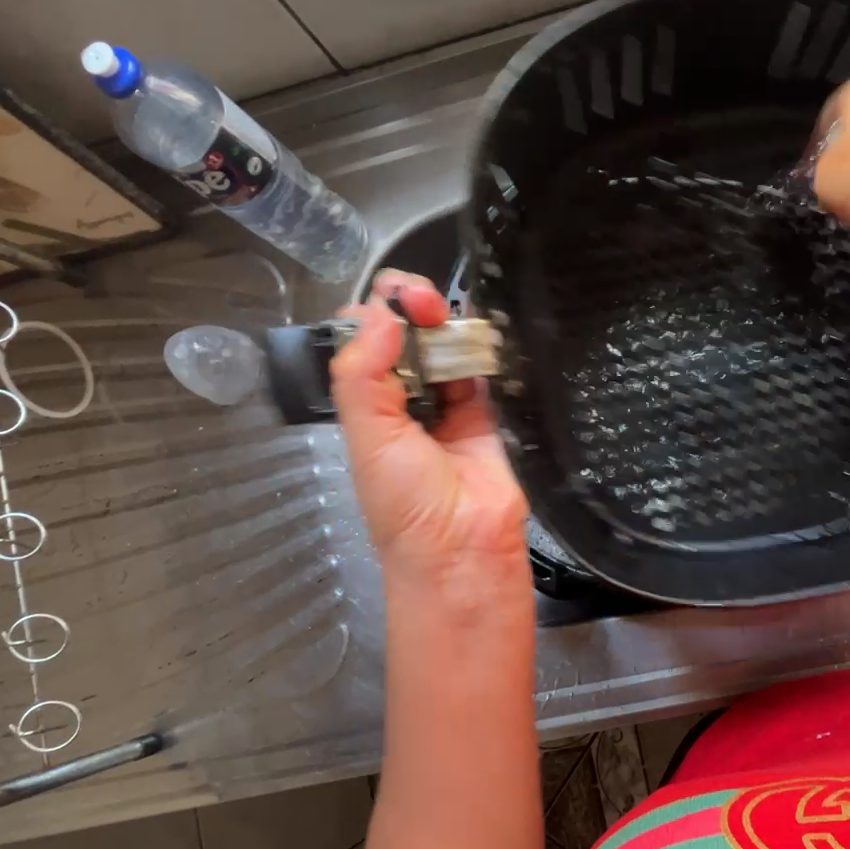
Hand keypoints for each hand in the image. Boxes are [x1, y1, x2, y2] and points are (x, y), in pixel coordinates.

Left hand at [330, 270, 529, 590]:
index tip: (387, 306)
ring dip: (440, 322)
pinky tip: (472, 330)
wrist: (463, 547)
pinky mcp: (486, 414)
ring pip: (441, 347)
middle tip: (421, 301)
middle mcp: (404, 401)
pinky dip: (475, 347)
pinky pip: (479, 370)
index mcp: (366, 407)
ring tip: (442, 310)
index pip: (363, 344)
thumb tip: (382, 314)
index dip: (371, 315)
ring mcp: (447, 407)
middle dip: (407, 307)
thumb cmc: (405, 500)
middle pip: (404, 337)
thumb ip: (363, 374)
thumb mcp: (367, 436)